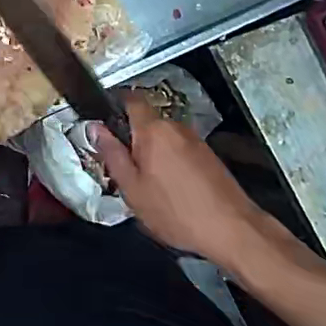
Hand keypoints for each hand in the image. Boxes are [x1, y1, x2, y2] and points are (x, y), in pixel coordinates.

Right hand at [91, 98, 274, 267]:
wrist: (230, 226)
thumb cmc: (175, 211)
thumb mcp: (132, 188)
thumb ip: (112, 154)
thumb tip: (95, 128)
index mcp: (153, 130)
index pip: (132, 99)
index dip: (116, 104)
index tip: (105, 121)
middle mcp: (176, 127)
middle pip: (147, 122)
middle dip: (133, 140)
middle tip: (123, 169)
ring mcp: (195, 140)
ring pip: (164, 138)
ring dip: (153, 154)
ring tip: (148, 185)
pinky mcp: (208, 154)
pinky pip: (180, 150)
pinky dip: (171, 163)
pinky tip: (171, 190)